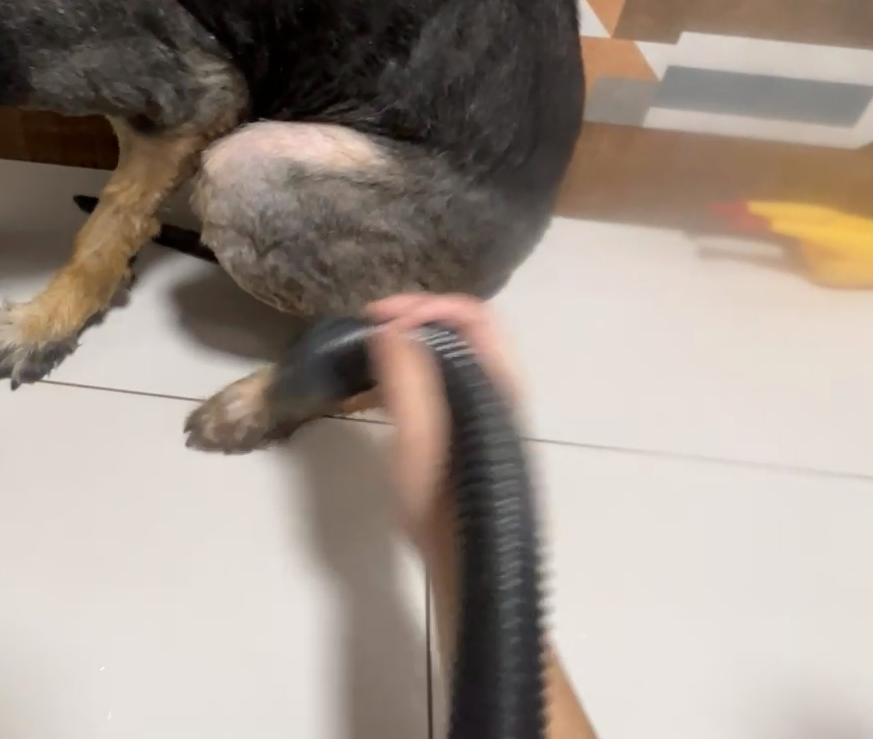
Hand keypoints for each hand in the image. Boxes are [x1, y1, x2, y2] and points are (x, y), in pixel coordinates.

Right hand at [364, 293, 522, 548]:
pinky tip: (385, 387)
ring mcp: (487, 408)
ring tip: (374, 350)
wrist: (468, 566)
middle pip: (464, 329)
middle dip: (416, 318)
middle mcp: (499, 389)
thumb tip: (390, 330)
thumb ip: (408, 380)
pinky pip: (444, 377)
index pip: (472, 317)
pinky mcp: (470, 427)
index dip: (425, 306)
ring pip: (453, 353)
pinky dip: (415, 368)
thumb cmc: (442, 507)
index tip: (377, 318)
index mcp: (497, 385)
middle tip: (373, 328)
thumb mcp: (418, 441)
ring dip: (414, 341)